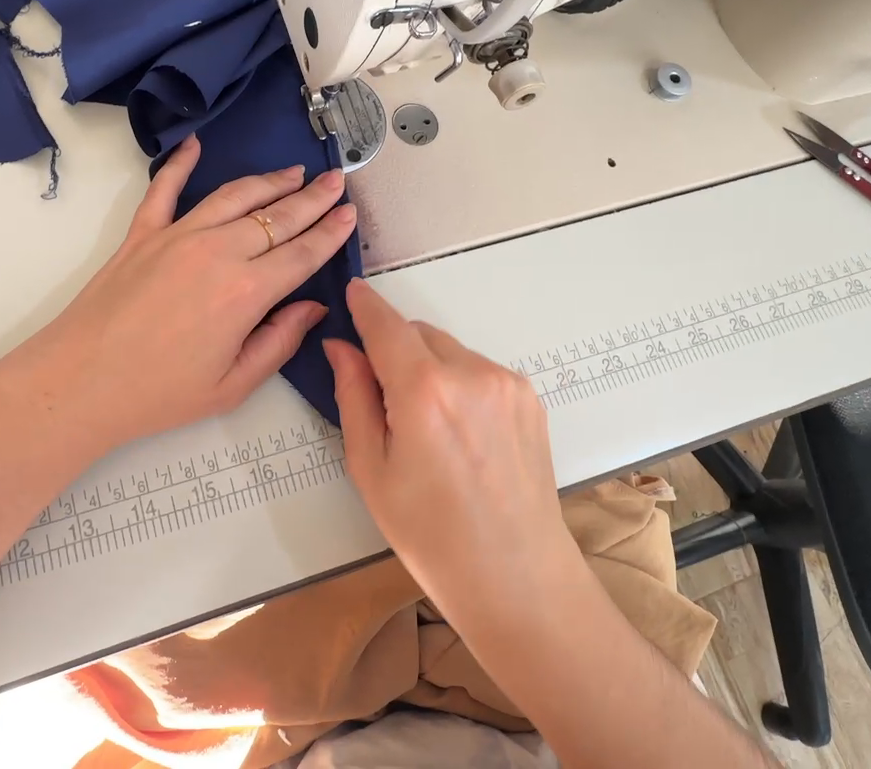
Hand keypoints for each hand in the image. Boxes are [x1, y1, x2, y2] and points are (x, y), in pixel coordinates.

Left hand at [0, 136, 356, 455]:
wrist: (81, 382)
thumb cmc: (160, 393)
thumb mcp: (234, 384)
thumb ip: (280, 341)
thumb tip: (313, 307)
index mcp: (247, 292)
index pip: (303, 253)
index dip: (331, 231)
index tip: (350, 212)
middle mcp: (218, 251)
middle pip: (278, 216)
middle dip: (313, 197)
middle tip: (335, 180)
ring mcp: (178, 236)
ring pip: (234, 196)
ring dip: (268, 181)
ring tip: (294, 171)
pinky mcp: (142, 233)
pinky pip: (165, 189)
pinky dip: (180, 163)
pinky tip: (195, 145)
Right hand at [325, 280, 580, 622]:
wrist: (516, 576)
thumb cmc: (430, 534)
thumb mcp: (371, 470)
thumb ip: (354, 397)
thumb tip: (341, 347)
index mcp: (424, 391)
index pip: (386, 325)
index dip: (365, 306)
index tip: (351, 293)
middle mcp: (470, 373)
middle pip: (419, 333)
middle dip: (395, 348)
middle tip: (383, 396)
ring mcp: (506, 383)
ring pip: (450, 351)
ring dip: (429, 366)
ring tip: (428, 426)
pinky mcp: (528, 396)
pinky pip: (479, 370)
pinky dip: (459, 383)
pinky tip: (460, 433)